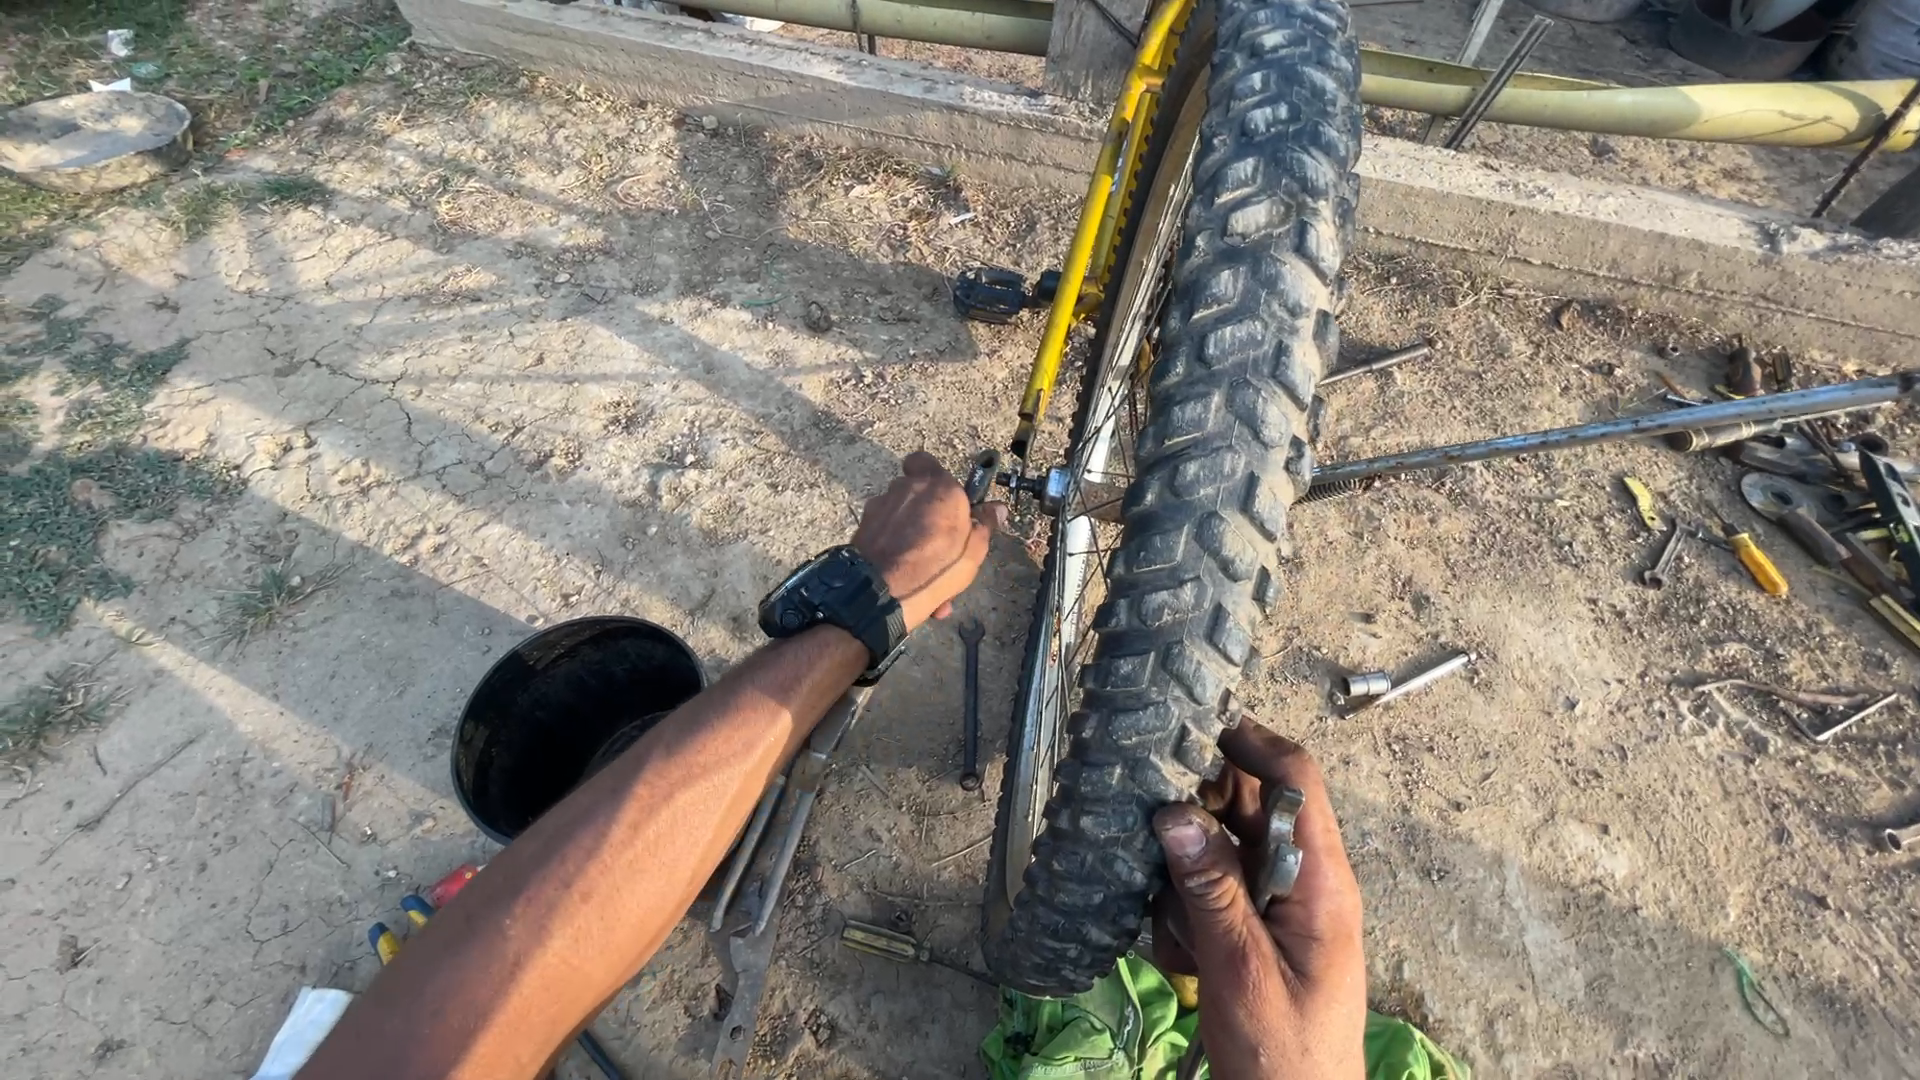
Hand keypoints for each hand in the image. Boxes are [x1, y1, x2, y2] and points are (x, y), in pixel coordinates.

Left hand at [852, 451, 1002, 630]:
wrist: (881, 593)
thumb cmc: (935, 568)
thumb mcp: (974, 551)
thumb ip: (985, 525)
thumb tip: (997, 508)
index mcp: (938, 487)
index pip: (926, 460)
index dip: (934, 477)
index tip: (947, 499)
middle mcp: (906, 488)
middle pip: (915, 492)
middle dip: (926, 511)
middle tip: (940, 539)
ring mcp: (880, 506)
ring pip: (900, 514)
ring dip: (910, 532)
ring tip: (923, 565)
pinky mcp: (863, 526)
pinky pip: (885, 533)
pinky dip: (894, 547)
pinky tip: (905, 574)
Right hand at [1150, 721, 1365, 1078]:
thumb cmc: (1282, 1055)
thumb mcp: (1241, 971)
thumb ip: (1210, 890)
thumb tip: (1174, 812)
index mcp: (1320, 880)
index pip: (1296, 779)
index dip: (1249, 743)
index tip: (1188, 729)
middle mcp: (1302, 876)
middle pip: (1249, 804)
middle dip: (1197, 812)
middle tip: (1149, 827)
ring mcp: (1277, 899)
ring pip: (1220, 842)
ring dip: (1184, 871)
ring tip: (1171, 924)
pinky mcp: (1253, 920)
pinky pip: (1210, 882)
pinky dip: (1184, 904)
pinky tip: (1178, 948)